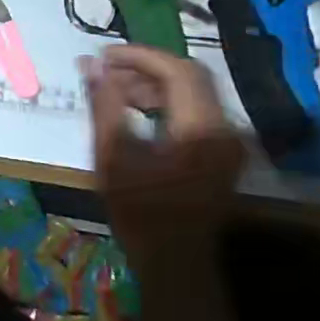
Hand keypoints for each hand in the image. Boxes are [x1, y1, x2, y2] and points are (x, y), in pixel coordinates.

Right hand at [83, 45, 245, 262]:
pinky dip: (168, 102)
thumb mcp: (112, 154)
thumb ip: (104, 103)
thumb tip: (91, 64)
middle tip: (108, 70)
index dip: (139, 56)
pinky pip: (197, 110)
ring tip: (116, 90)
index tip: (104, 56)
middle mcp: (224, 128)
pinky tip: (137, 110)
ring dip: (156, 84)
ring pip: (194, 91)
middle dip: (147, 67)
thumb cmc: (139, 212)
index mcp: (201, 128)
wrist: (174, 264)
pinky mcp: (223, 151)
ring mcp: (228, 141)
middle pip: (190, 76)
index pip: (176, 70)